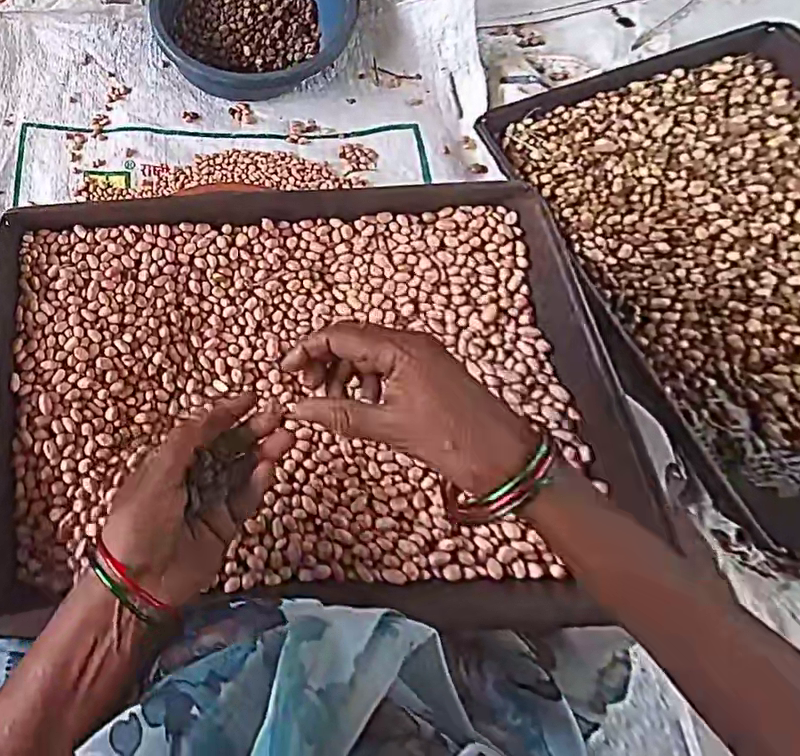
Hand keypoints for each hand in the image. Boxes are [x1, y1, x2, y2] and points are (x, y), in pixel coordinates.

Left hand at [98, 392, 293, 609]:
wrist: (139, 579)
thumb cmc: (140, 518)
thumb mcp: (158, 473)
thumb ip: (185, 442)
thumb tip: (210, 415)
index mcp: (170, 459)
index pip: (203, 429)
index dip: (226, 412)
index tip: (251, 398)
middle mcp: (192, 476)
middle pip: (226, 447)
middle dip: (251, 430)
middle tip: (277, 414)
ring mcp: (209, 501)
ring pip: (240, 471)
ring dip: (261, 453)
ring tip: (285, 437)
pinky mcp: (222, 527)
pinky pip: (243, 499)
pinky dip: (257, 483)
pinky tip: (271, 466)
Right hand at [278, 323, 538, 496]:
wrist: (513, 463)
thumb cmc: (458, 443)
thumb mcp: (389, 428)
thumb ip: (338, 414)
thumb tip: (297, 409)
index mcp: (400, 348)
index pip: (337, 335)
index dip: (305, 350)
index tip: (286, 371)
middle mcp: (410, 342)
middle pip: (349, 338)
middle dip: (322, 360)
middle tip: (306, 387)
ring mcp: (421, 354)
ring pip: (364, 351)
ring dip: (342, 372)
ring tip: (332, 401)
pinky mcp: (428, 369)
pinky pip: (383, 363)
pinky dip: (364, 379)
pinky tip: (361, 404)